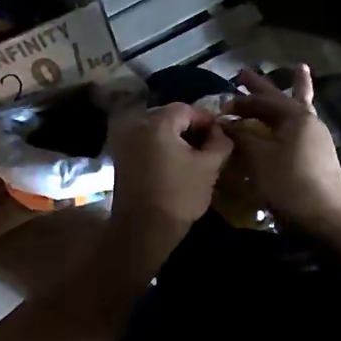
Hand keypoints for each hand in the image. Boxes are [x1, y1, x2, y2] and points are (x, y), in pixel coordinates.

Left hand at [106, 102, 233, 233]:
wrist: (143, 231)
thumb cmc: (179, 195)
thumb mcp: (209, 166)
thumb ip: (219, 142)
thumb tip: (220, 132)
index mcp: (156, 123)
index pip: (186, 109)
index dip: (206, 120)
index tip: (220, 135)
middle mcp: (135, 125)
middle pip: (169, 117)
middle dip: (190, 128)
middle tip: (208, 145)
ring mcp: (124, 142)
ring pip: (156, 130)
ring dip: (175, 138)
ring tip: (194, 156)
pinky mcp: (120, 158)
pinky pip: (145, 143)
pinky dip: (161, 147)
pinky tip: (175, 164)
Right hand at [220, 67, 340, 235]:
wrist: (327, 216)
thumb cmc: (290, 184)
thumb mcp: (259, 158)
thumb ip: (241, 136)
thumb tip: (224, 122)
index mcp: (295, 116)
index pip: (262, 101)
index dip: (239, 102)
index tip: (219, 106)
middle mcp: (308, 120)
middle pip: (281, 97)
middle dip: (262, 86)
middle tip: (244, 72)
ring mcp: (315, 136)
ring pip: (299, 106)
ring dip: (292, 90)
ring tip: (298, 70)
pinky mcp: (318, 151)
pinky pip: (301, 124)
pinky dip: (294, 114)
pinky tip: (293, 115)